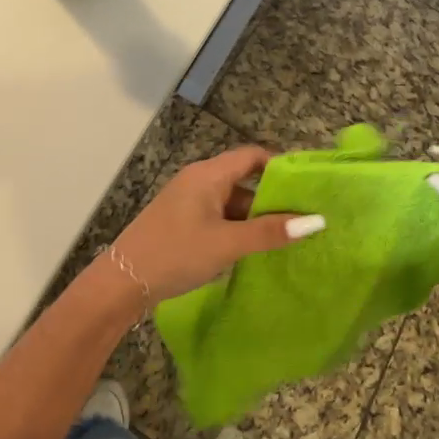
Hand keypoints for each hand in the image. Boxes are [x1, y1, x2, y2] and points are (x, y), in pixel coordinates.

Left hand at [109, 146, 325, 302]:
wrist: (122, 282)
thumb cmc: (176, 254)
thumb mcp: (227, 243)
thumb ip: (270, 232)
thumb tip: (316, 220)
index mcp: (208, 174)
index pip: (253, 156)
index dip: (281, 167)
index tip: (307, 188)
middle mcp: (198, 181)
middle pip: (244, 180)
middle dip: (272, 199)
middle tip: (304, 219)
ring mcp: (188, 202)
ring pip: (231, 202)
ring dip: (254, 218)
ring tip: (286, 239)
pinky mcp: (182, 222)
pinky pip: (218, 217)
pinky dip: (237, 229)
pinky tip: (252, 251)